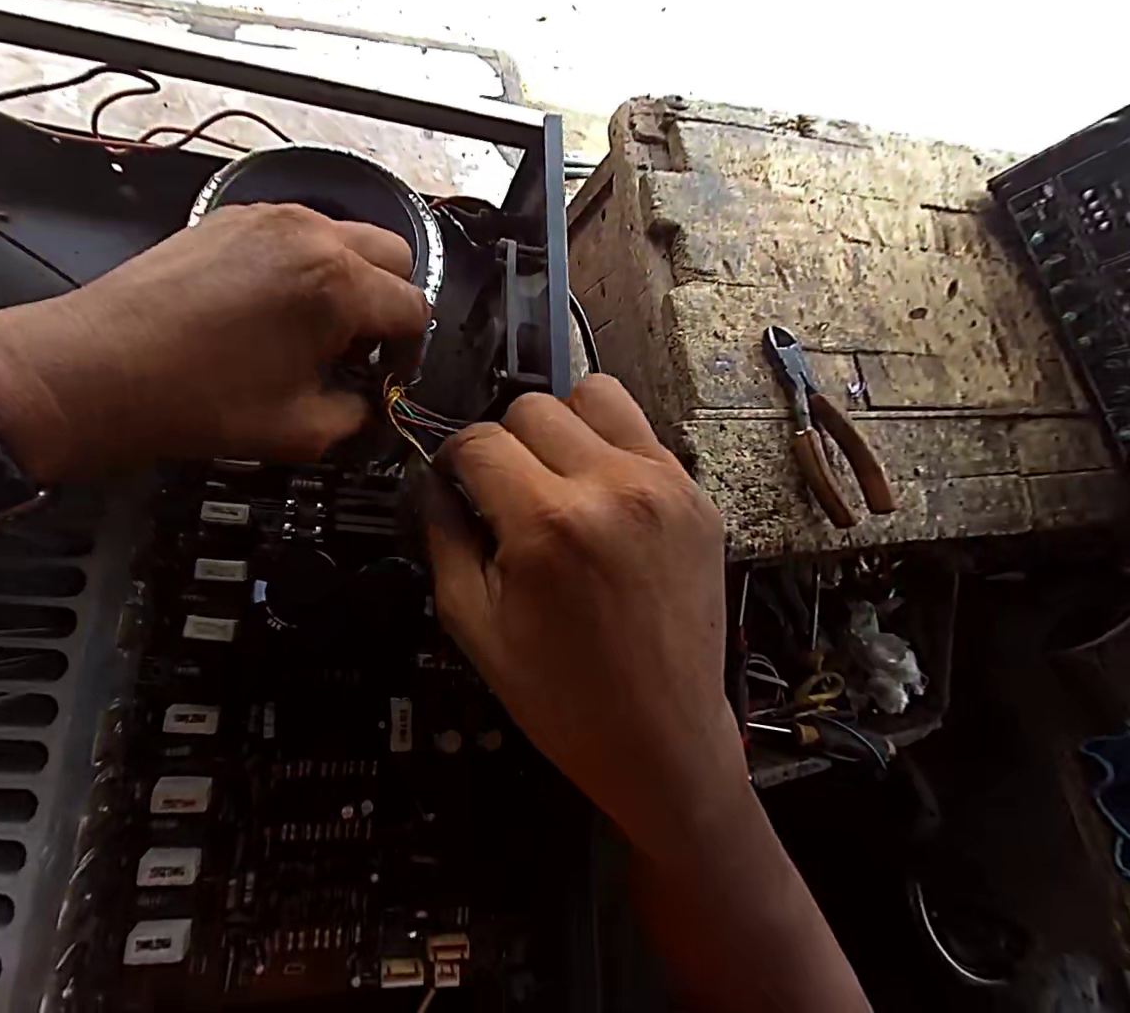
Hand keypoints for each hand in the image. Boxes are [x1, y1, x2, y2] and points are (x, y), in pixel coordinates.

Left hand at [0, 203, 428, 479]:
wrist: (96, 371)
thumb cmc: (197, 401)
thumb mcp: (304, 430)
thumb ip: (360, 415)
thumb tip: (372, 405)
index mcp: (336, 286)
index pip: (413, 309)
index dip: (411, 352)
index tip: (388, 378)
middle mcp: (311, 236)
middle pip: (395, 257)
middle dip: (392, 306)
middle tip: (365, 350)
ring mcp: (268, 218)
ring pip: (349, 237)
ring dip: (356, 282)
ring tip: (322, 330)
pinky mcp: (232, 218)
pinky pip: (300, 233)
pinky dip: (313, 266)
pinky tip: (282, 308)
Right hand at [423, 375, 745, 855]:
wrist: (662, 736)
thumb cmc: (563, 695)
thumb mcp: (473, 624)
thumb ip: (442, 537)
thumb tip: (433, 482)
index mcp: (548, 525)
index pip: (478, 440)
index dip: (452, 458)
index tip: (454, 481)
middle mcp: (611, 488)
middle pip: (531, 406)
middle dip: (502, 442)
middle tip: (504, 489)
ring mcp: (664, 485)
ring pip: (593, 394)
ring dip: (560, 425)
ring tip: (555, 475)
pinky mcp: (696, 495)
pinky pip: (640, 431)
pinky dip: (608, 445)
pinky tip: (600, 492)